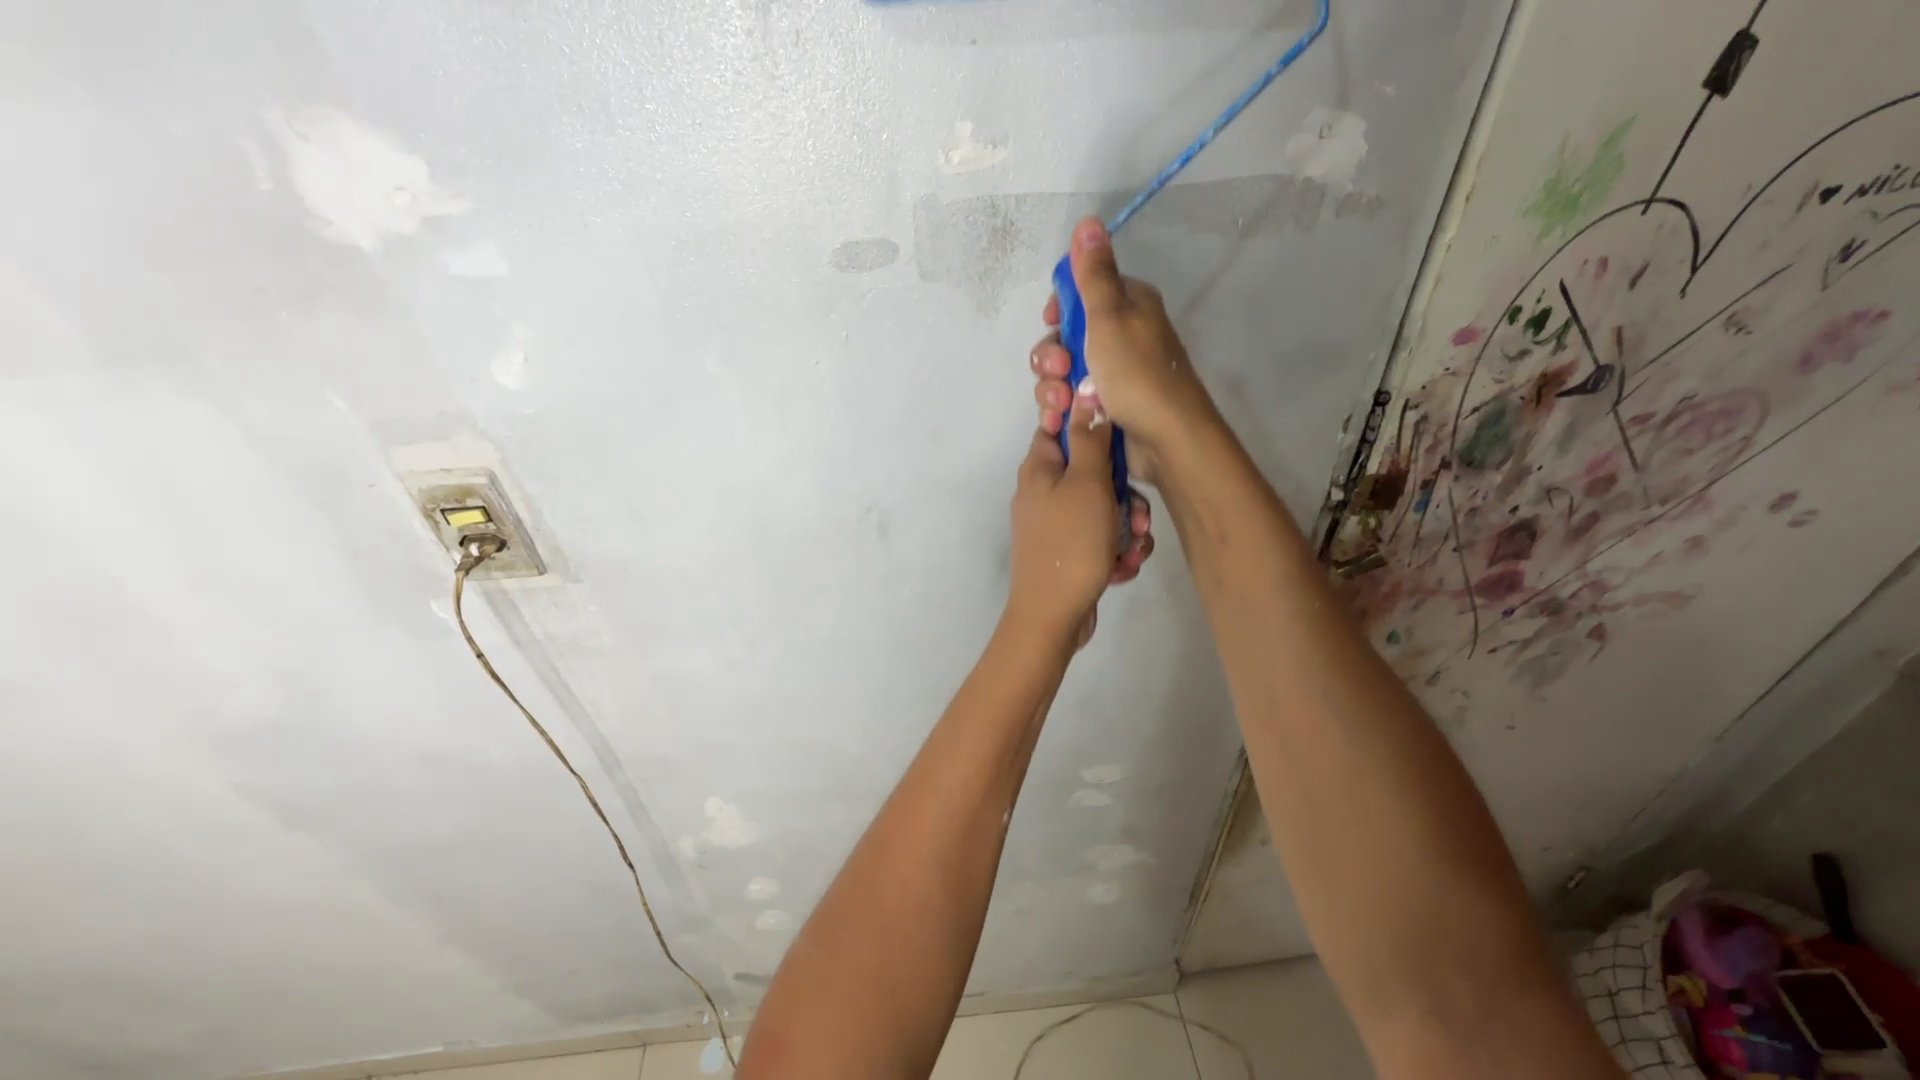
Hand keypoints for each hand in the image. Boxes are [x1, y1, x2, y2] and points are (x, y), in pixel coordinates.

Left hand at [1006, 393, 1152, 647]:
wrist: (1053, 617)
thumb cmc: (1070, 543)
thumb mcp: (1087, 484)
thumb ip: (1091, 437)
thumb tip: (1088, 390)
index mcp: (1040, 467)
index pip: (1063, 424)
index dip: (1093, 422)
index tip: (1121, 434)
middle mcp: (1044, 491)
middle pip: (1095, 470)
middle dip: (1125, 492)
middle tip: (1136, 513)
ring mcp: (1057, 524)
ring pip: (1106, 507)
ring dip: (1127, 526)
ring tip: (1132, 547)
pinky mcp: (1070, 552)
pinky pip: (1102, 537)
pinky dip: (1117, 550)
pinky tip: (1124, 566)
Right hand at [1030, 217, 1218, 484]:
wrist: (1166, 438)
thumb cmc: (1137, 373)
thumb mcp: (1110, 315)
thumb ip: (1094, 273)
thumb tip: (1089, 221)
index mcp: (1128, 306)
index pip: (1080, 292)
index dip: (1059, 308)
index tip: (1051, 322)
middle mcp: (1120, 335)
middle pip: (1064, 335)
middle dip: (1051, 356)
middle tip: (1060, 373)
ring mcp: (1112, 374)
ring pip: (1062, 372)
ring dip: (1052, 387)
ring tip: (1063, 405)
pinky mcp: (1105, 406)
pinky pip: (1070, 400)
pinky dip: (1062, 408)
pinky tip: (1062, 420)